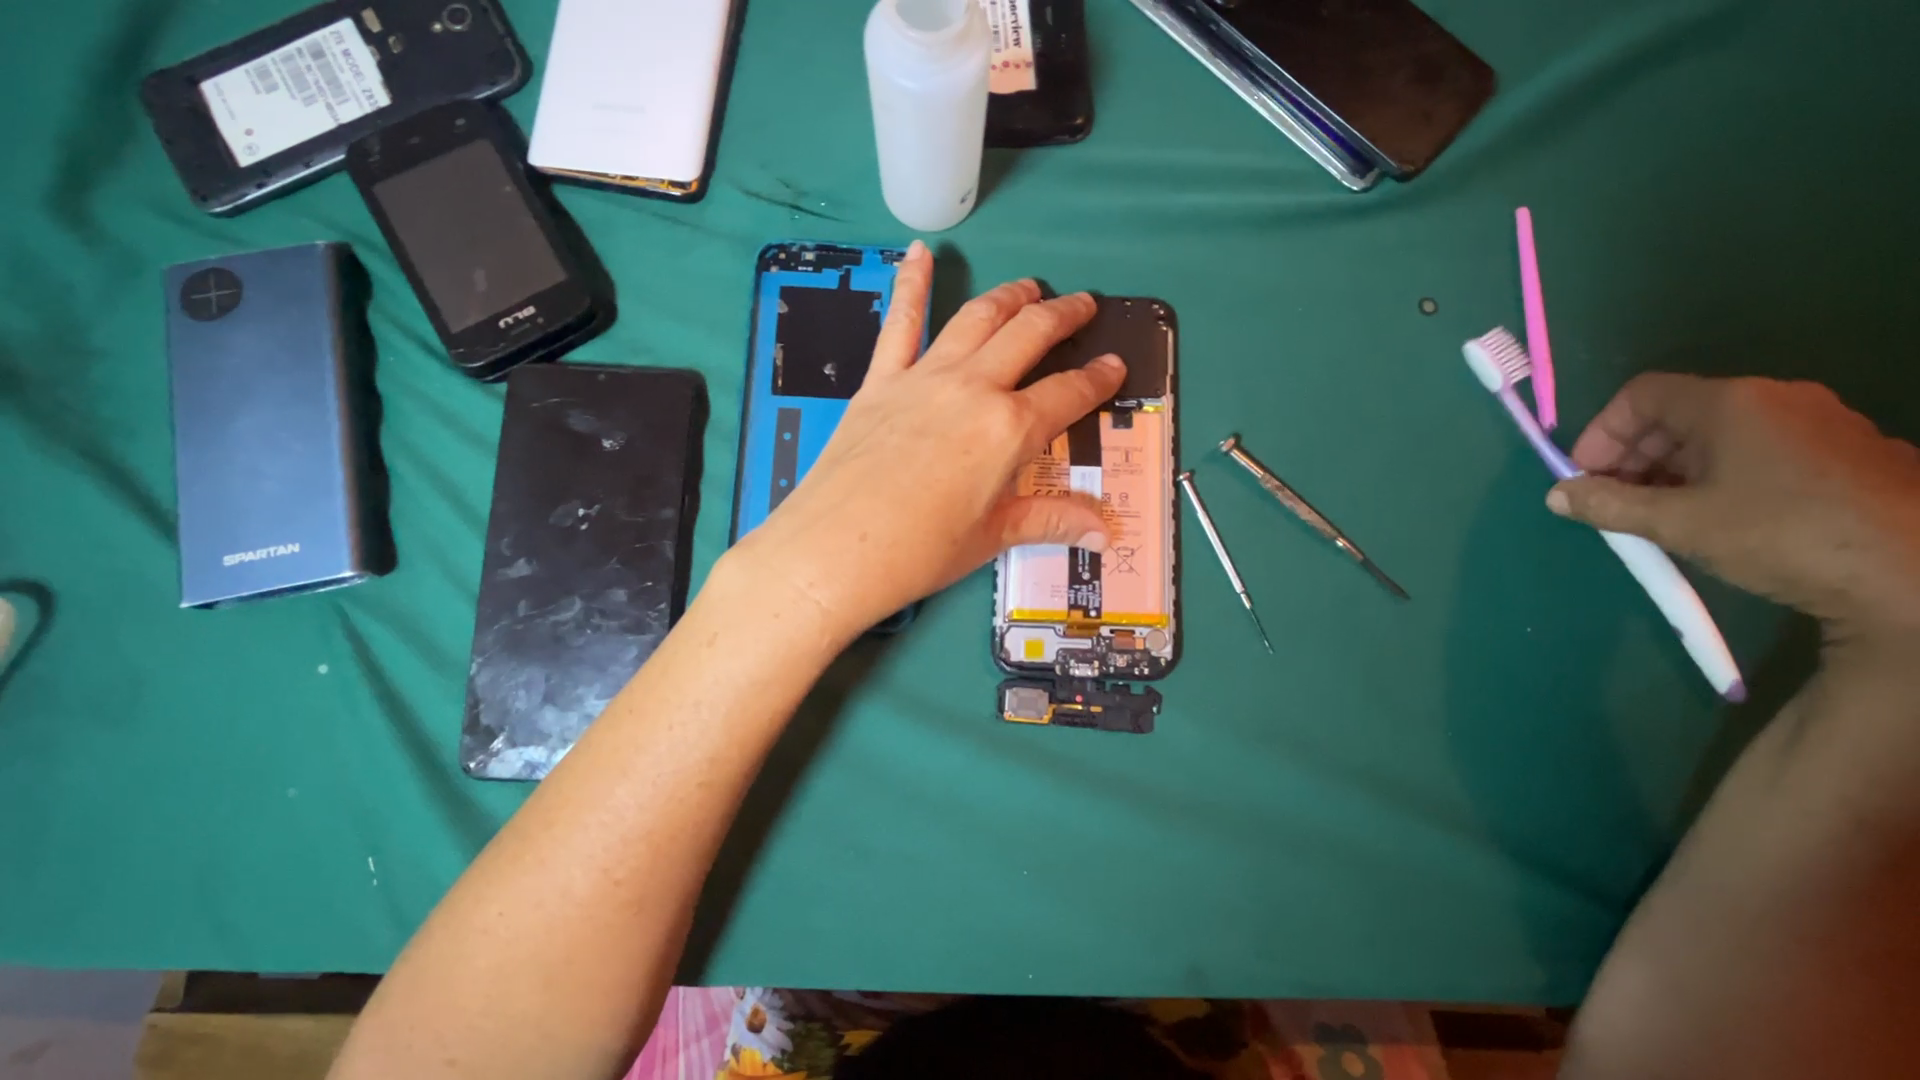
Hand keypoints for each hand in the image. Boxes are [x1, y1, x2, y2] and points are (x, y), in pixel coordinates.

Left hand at [725, 242, 1125, 638]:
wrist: (834, 550)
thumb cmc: (920, 553)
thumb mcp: (992, 537)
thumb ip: (1050, 521)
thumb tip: (1105, 532)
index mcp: (1010, 429)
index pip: (1068, 393)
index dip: (1098, 378)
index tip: (1114, 365)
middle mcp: (973, 388)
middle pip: (1029, 335)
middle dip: (1063, 315)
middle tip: (1082, 304)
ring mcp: (923, 377)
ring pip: (976, 318)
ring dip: (1009, 296)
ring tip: (1029, 286)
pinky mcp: (880, 380)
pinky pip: (900, 322)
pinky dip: (911, 283)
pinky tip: (918, 252)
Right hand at [1547, 374, 1919, 631]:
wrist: (1919, 574)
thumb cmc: (1785, 535)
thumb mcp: (1680, 524)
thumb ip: (1611, 504)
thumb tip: (1558, 493)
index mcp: (1731, 403)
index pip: (1640, 395)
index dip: (1600, 432)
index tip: (1586, 478)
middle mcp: (1776, 399)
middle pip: (1679, 413)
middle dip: (1633, 455)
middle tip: (1615, 502)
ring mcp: (1820, 424)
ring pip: (1720, 434)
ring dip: (1674, 469)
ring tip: (1662, 517)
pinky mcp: (1848, 455)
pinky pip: (1762, 451)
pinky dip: (1721, 475)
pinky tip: (1721, 519)